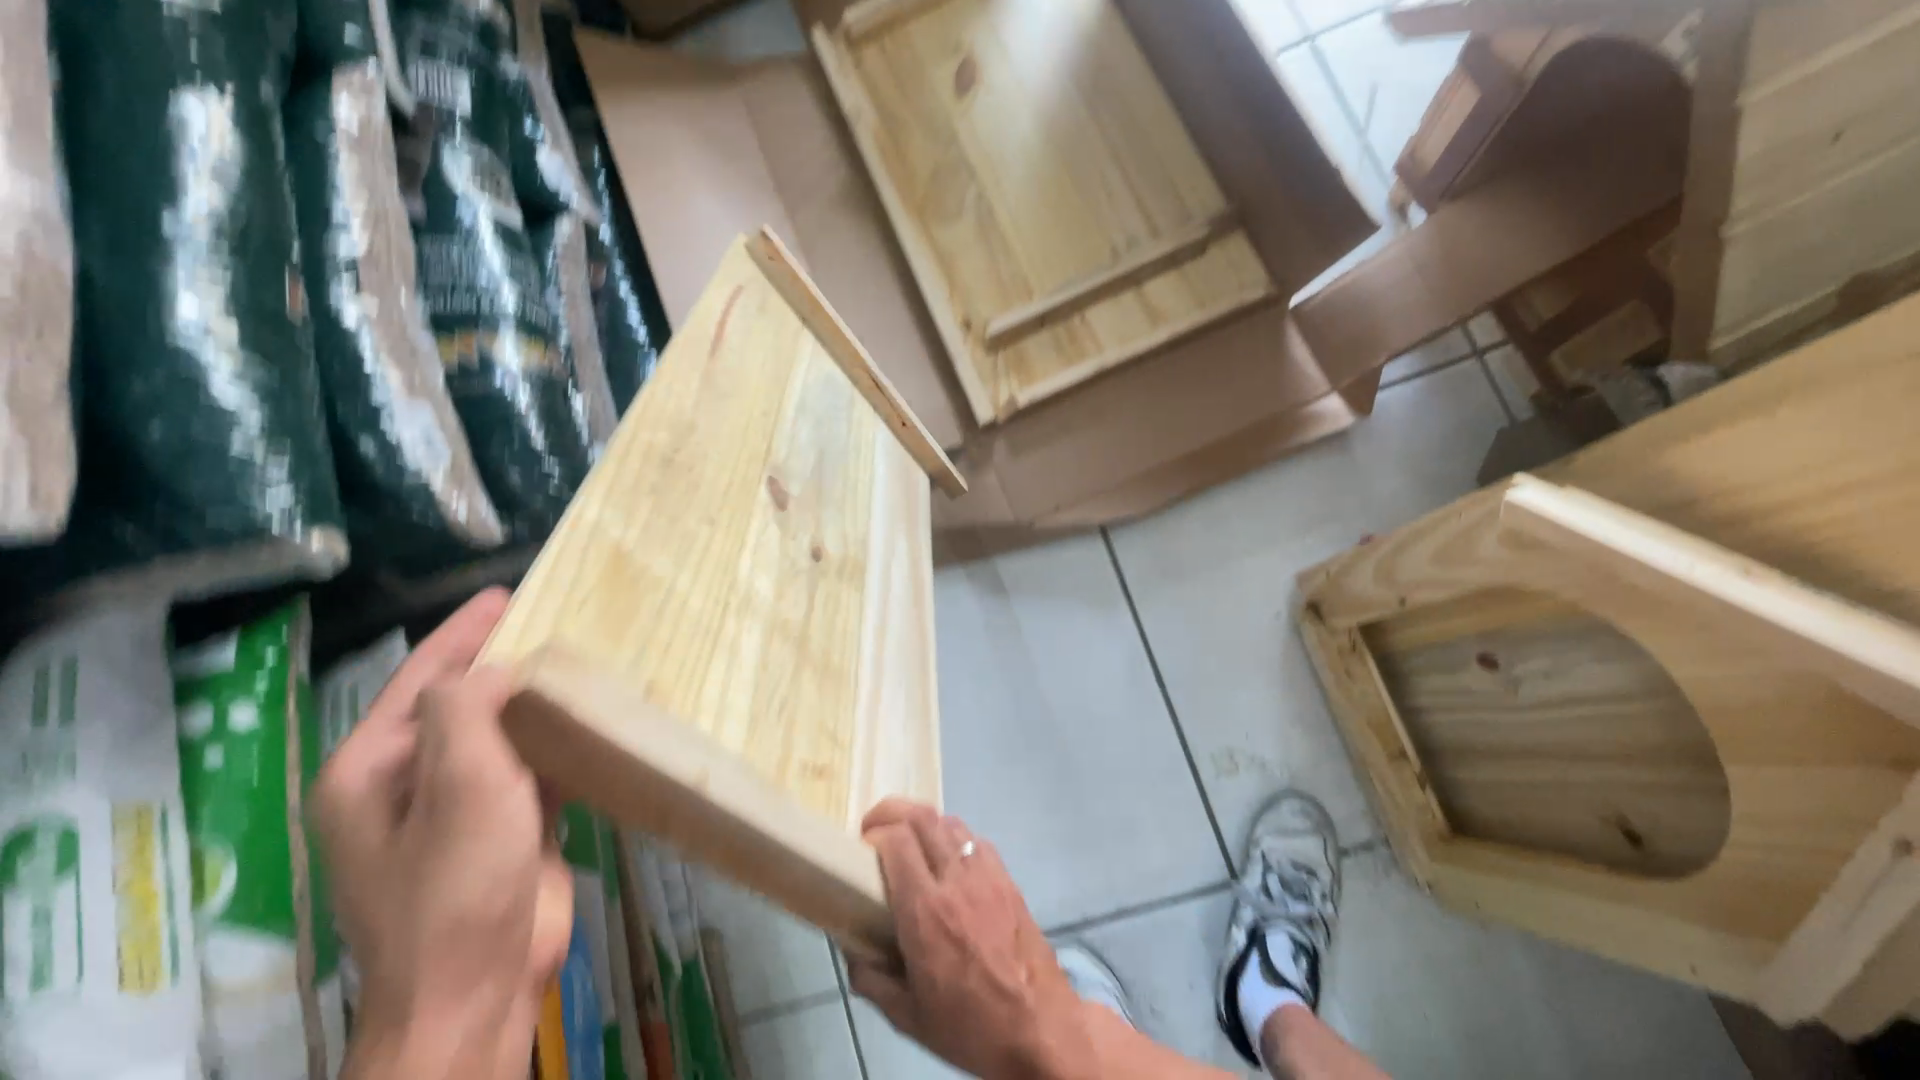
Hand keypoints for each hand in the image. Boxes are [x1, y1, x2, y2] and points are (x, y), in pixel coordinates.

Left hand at [313, 589, 573, 1079]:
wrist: (479, 990)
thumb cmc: (458, 887)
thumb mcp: (459, 785)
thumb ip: (468, 710)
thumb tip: (498, 670)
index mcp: (371, 772)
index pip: (421, 681)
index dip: (463, 635)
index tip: (507, 595)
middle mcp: (407, 787)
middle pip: (462, 707)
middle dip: (505, 667)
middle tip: (555, 622)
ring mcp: (457, 815)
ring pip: (500, 741)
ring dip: (536, 707)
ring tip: (580, 662)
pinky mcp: (503, 837)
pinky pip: (530, 775)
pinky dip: (557, 747)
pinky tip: (590, 723)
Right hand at [848, 800, 1094, 1079]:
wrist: (1041, 1029)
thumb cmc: (971, 1026)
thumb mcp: (909, 1017)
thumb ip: (872, 980)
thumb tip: (852, 951)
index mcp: (925, 913)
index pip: (896, 841)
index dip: (874, 832)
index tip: (860, 847)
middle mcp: (956, 883)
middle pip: (923, 818)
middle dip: (892, 812)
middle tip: (874, 829)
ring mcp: (987, 877)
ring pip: (951, 823)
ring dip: (923, 823)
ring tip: (909, 842)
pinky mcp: (1009, 881)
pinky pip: (976, 841)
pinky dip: (954, 837)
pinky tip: (947, 860)